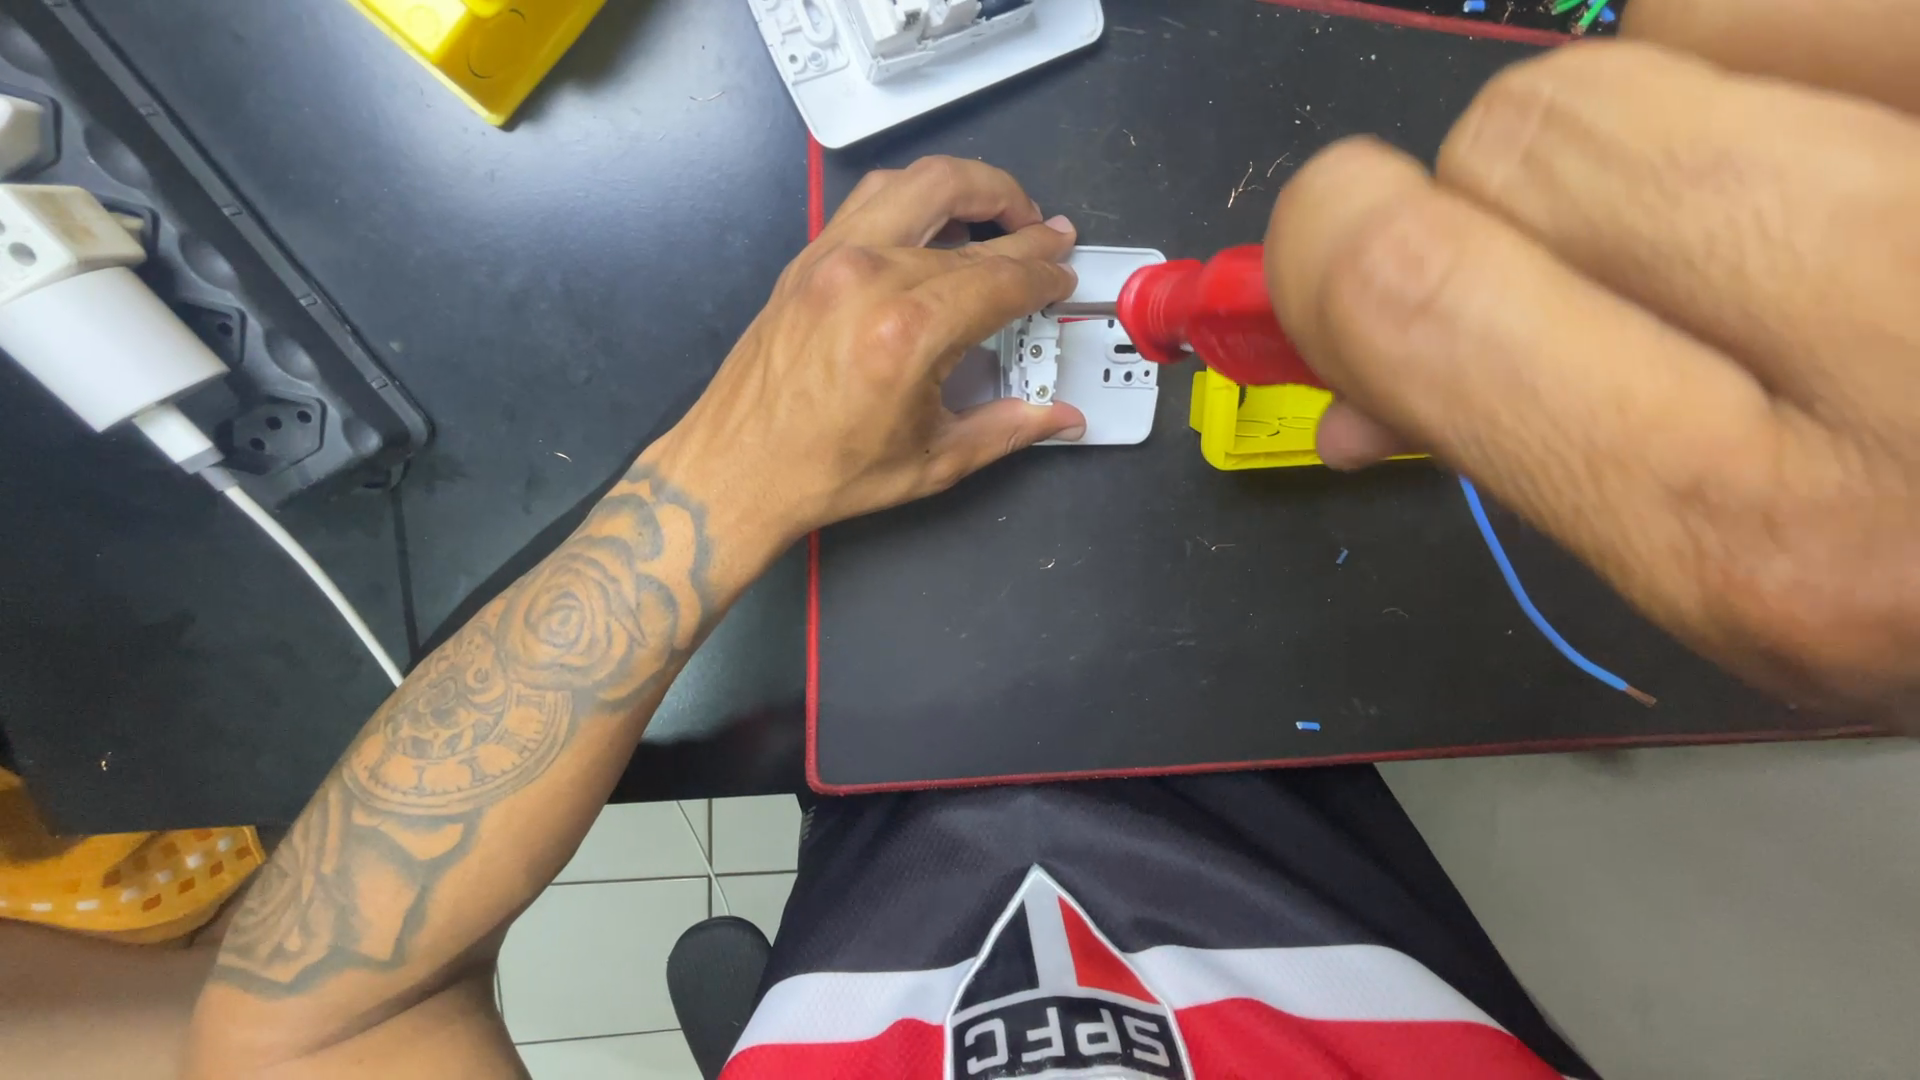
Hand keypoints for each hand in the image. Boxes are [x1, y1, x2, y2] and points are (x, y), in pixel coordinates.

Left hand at [649, 156, 1082, 553]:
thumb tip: (1062, 418)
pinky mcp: (808, 258)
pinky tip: (935, 222)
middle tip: (1051, 237)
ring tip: (1001, 211)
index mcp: (909, 330)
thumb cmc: (831, 473)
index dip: (1044, 276)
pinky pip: (874, 199)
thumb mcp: (933, 462)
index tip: (1064, 278)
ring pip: (919, 183)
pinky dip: (917, 196)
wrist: (739, 467)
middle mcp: (871, 275)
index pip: (1001, 279)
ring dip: (972, 186)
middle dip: (1024, 226)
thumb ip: (1008, 430)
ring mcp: (833, 256)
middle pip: (969, 223)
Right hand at [1265, 0, 1919, 722]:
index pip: (1411, 290)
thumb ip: (1509, 459)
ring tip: (1779, 186)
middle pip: (1534, 134)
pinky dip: (1807, 41)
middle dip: (1512, 183)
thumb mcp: (1719, 564)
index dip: (1326, 240)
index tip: (1337, 244)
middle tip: (1591, 250)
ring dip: (1675, 93)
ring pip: (1683, 17)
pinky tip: (1875, 128)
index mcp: (1756, 533)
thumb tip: (1342, 403)